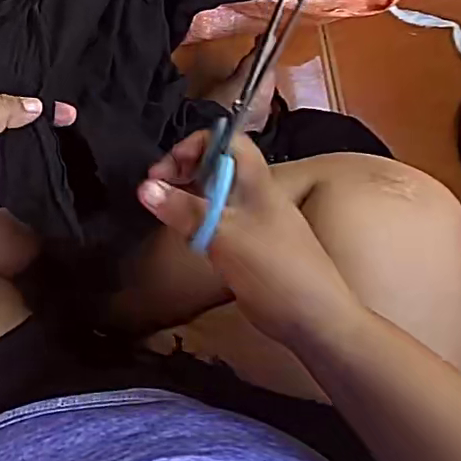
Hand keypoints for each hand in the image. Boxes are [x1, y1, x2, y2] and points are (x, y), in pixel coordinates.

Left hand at [0, 95, 76, 246]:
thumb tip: (37, 104)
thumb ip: (3, 109)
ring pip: (21, 146)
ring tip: (72, 132)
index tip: (57, 95)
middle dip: (39, 118)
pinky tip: (59, 159)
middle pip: (14, 120)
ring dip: (40, 144)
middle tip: (70, 114)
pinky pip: (23, 173)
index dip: (26, 92)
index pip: (1, 94)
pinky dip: (38, 168)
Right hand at [135, 130, 364, 345]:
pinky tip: (187, 239)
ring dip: (189, 199)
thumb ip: (185, 211)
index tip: (165, 170)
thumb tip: (145, 187)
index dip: (195, 146)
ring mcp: (253, 222)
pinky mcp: (249, 248)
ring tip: (164, 213)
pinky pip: (219, 225)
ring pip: (215, 197)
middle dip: (184, 172)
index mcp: (256, 181)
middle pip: (216, 167)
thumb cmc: (275, 270)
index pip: (226, 140)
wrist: (315, 320)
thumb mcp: (225, 235)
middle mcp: (255, 195)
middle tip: (156, 193)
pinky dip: (199, 225)